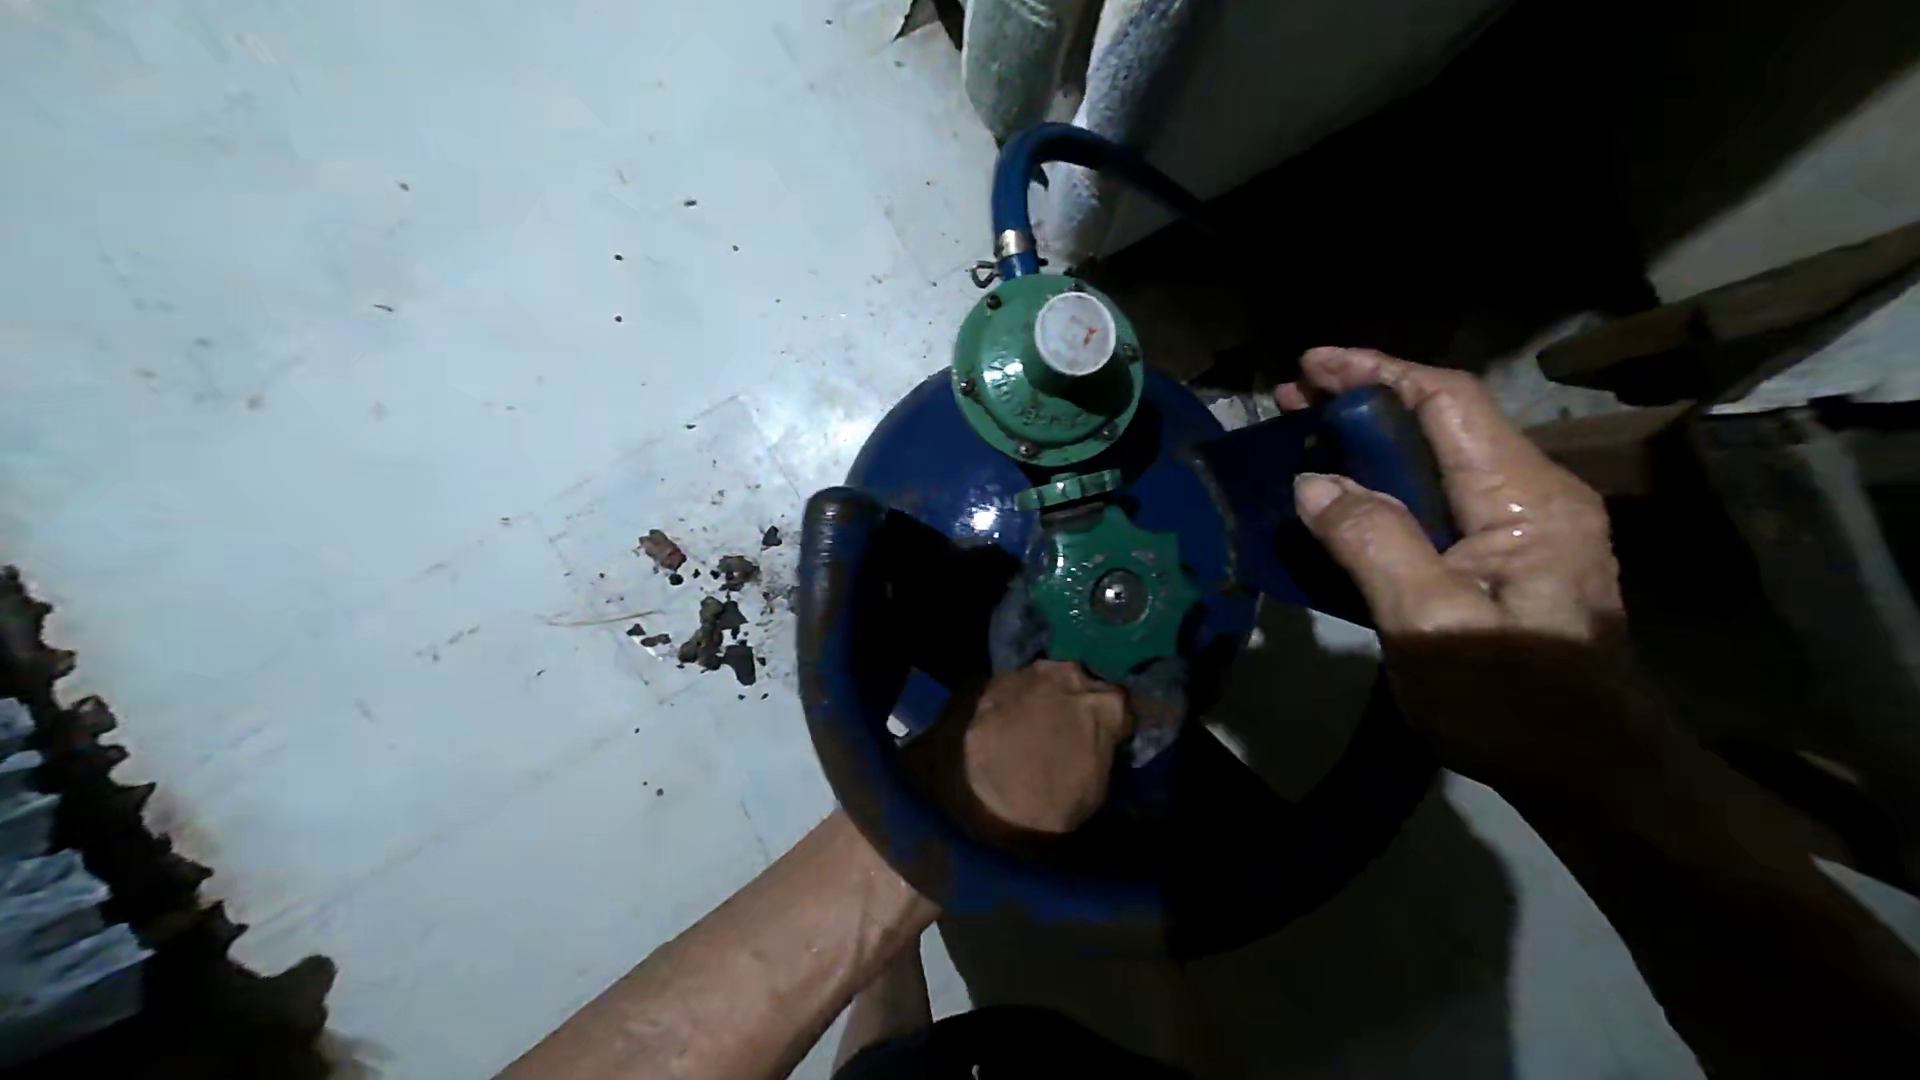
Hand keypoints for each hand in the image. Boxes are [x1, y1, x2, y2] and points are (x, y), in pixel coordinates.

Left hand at [914, 660, 1131, 837]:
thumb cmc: (1062, 802)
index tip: (1099, 728)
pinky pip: (1010, 687)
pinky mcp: (996, 682)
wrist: (1003, 808)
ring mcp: (1030, 674)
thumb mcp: (1100, 776)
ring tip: (1031, 722)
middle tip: (1062, 722)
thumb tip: (1096, 732)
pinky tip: (1006, 722)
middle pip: (1076, 679)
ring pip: (1042, 678)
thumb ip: (1102, 741)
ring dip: (1040, 694)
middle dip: (1071, 697)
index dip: (1106, 715)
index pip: (1116, 699)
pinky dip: (1011, 700)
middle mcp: (1068, 675)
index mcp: (1105, 702)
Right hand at [1276, 347, 1632, 789]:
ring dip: (1364, 444)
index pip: (1449, 404)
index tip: (1311, 364)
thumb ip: (1372, 543)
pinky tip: (1339, 497)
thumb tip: (1313, 484)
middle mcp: (1528, 498)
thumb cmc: (1511, 700)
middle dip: (1362, 402)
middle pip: (1439, 423)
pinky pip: (1428, 501)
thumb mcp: (1429, 622)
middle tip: (1291, 400)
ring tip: (1301, 439)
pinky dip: (1376, 486)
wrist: (1587, 773)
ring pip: (1431, 462)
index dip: (1376, 373)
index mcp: (1523, 500)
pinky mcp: (1496, 559)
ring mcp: (1515, 530)